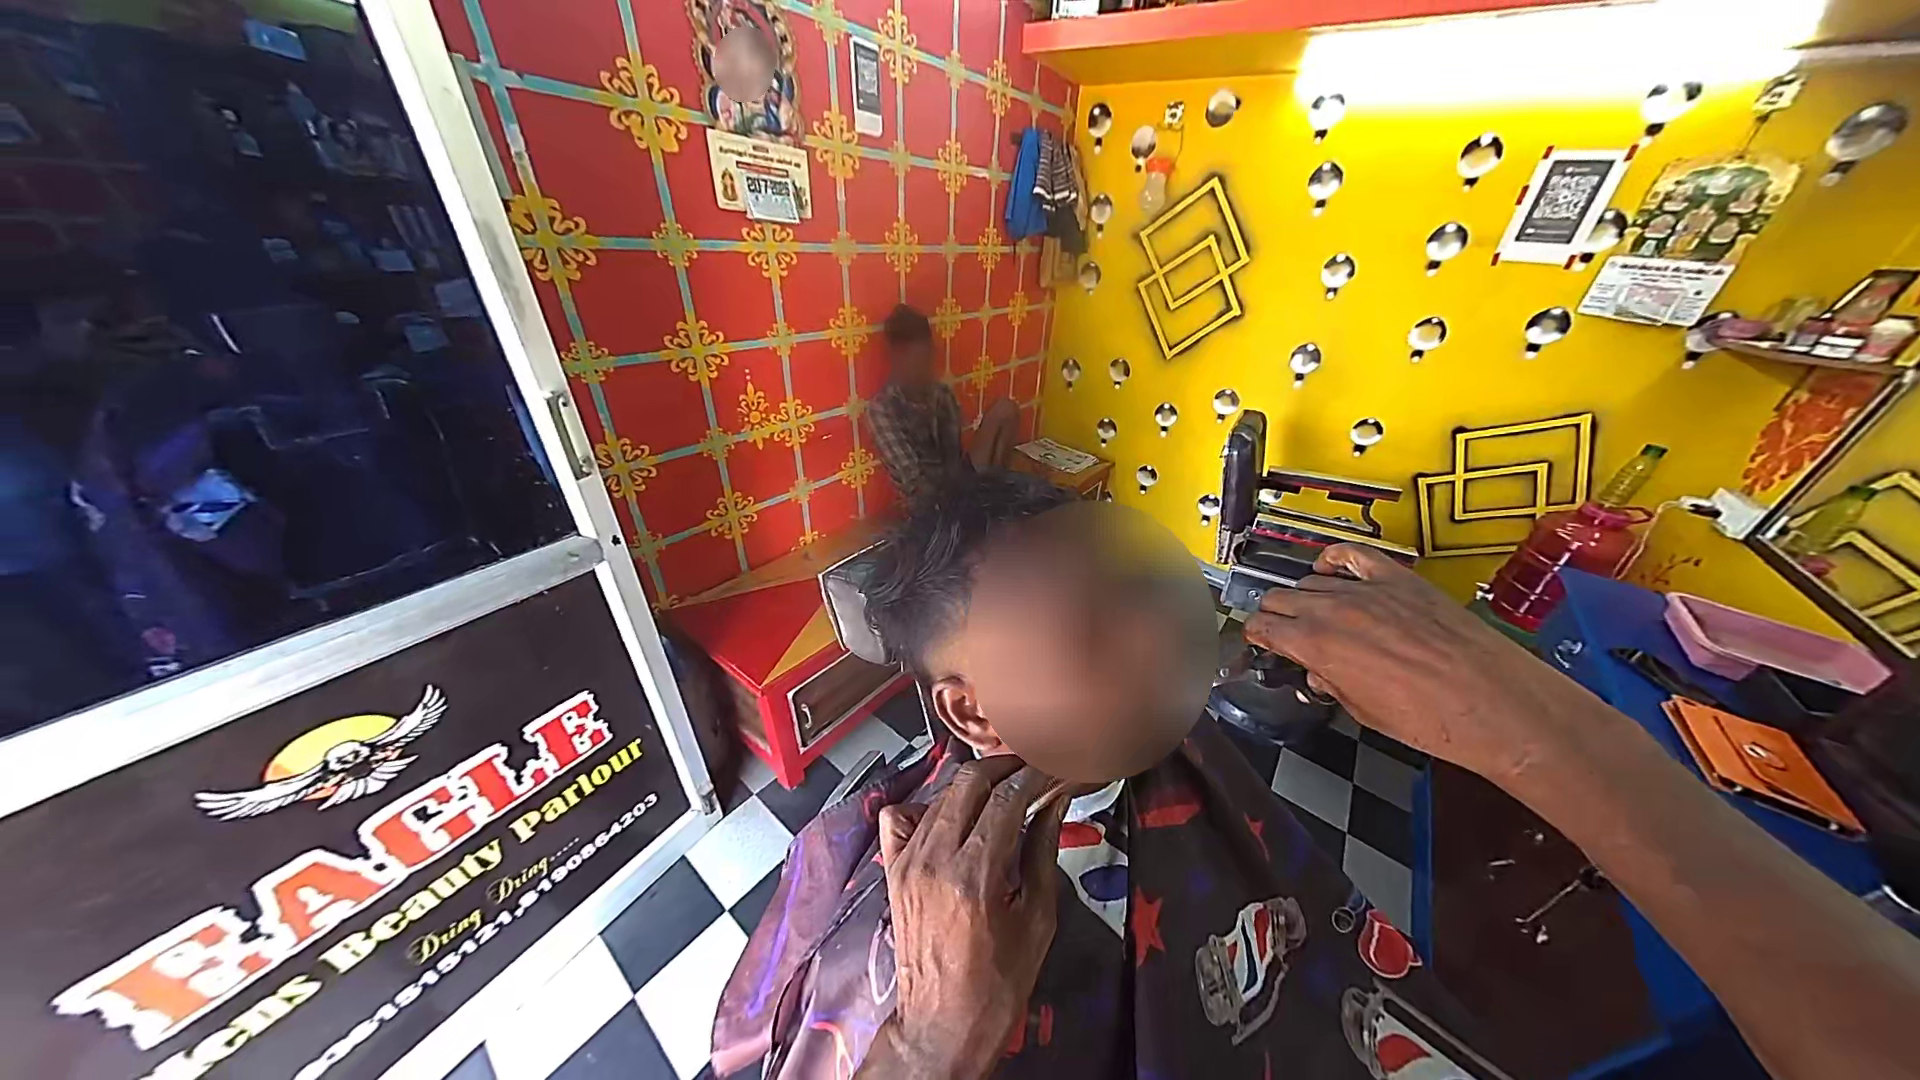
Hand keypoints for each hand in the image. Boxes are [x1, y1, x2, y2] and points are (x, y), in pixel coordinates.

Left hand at [867, 758, 1068, 1079]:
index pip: (1006, 798)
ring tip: (1000, 790)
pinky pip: (902, 815)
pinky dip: (928, 805)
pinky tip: (951, 817)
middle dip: (1003, 766)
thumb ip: (1043, 851)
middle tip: (1027, 770)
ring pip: (941, 793)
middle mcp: (935, 858)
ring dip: (974, 784)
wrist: (940, 1027)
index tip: (1049, 771)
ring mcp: (907, 860)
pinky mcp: (892, 868)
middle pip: (969, 781)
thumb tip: (1053, 802)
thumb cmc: (998, 983)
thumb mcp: (1037, 920)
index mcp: (975, 875)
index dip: (1033, 776)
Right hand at [1242, 544, 1595, 786]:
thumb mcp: (1362, 711)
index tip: (1260, 640)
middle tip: (1284, 631)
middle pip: (1278, 598)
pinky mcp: (1398, 580)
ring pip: (1309, 580)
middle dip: (1274, 616)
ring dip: (1304, 596)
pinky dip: (1334, 560)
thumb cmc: (1436, 720)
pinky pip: (1351, 555)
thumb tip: (1321, 670)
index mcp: (1315, 645)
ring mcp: (1366, 591)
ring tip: (1315, 612)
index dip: (1256, 635)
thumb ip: (1330, 681)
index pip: (1262, 626)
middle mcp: (1333, 611)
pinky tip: (1332, 570)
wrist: (1500, 707)